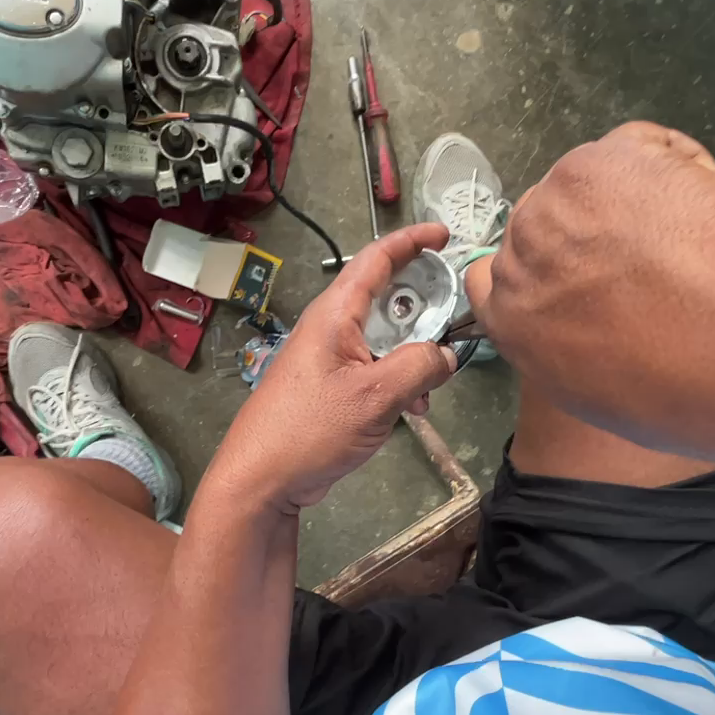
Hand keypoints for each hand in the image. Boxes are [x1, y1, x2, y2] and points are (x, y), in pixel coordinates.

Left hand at [205, 225, 459, 512]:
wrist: (262, 479)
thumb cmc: (312, 428)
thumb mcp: (376, 396)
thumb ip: (419, 367)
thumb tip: (446, 355)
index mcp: (336, 314)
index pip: (376, 259)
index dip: (411, 241)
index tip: (444, 235)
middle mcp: (332, 328)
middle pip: (386, 300)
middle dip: (422, 309)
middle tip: (452, 320)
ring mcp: (330, 360)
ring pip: (385, 341)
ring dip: (414, 357)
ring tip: (430, 388)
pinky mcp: (332, 389)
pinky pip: (375, 372)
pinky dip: (399, 383)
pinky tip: (411, 411)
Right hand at [473, 122, 714, 444]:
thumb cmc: (666, 388)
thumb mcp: (594, 395)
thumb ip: (564, 350)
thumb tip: (588, 332)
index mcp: (508, 316)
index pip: (489, 278)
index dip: (535, 270)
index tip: (576, 276)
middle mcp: (517, 254)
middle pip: (539, 225)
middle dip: (581, 233)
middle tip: (644, 255)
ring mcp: (552, 201)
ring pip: (583, 185)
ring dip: (623, 196)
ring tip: (681, 231)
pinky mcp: (598, 160)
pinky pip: (635, 148)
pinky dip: (669, 164)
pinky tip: (700, 199)